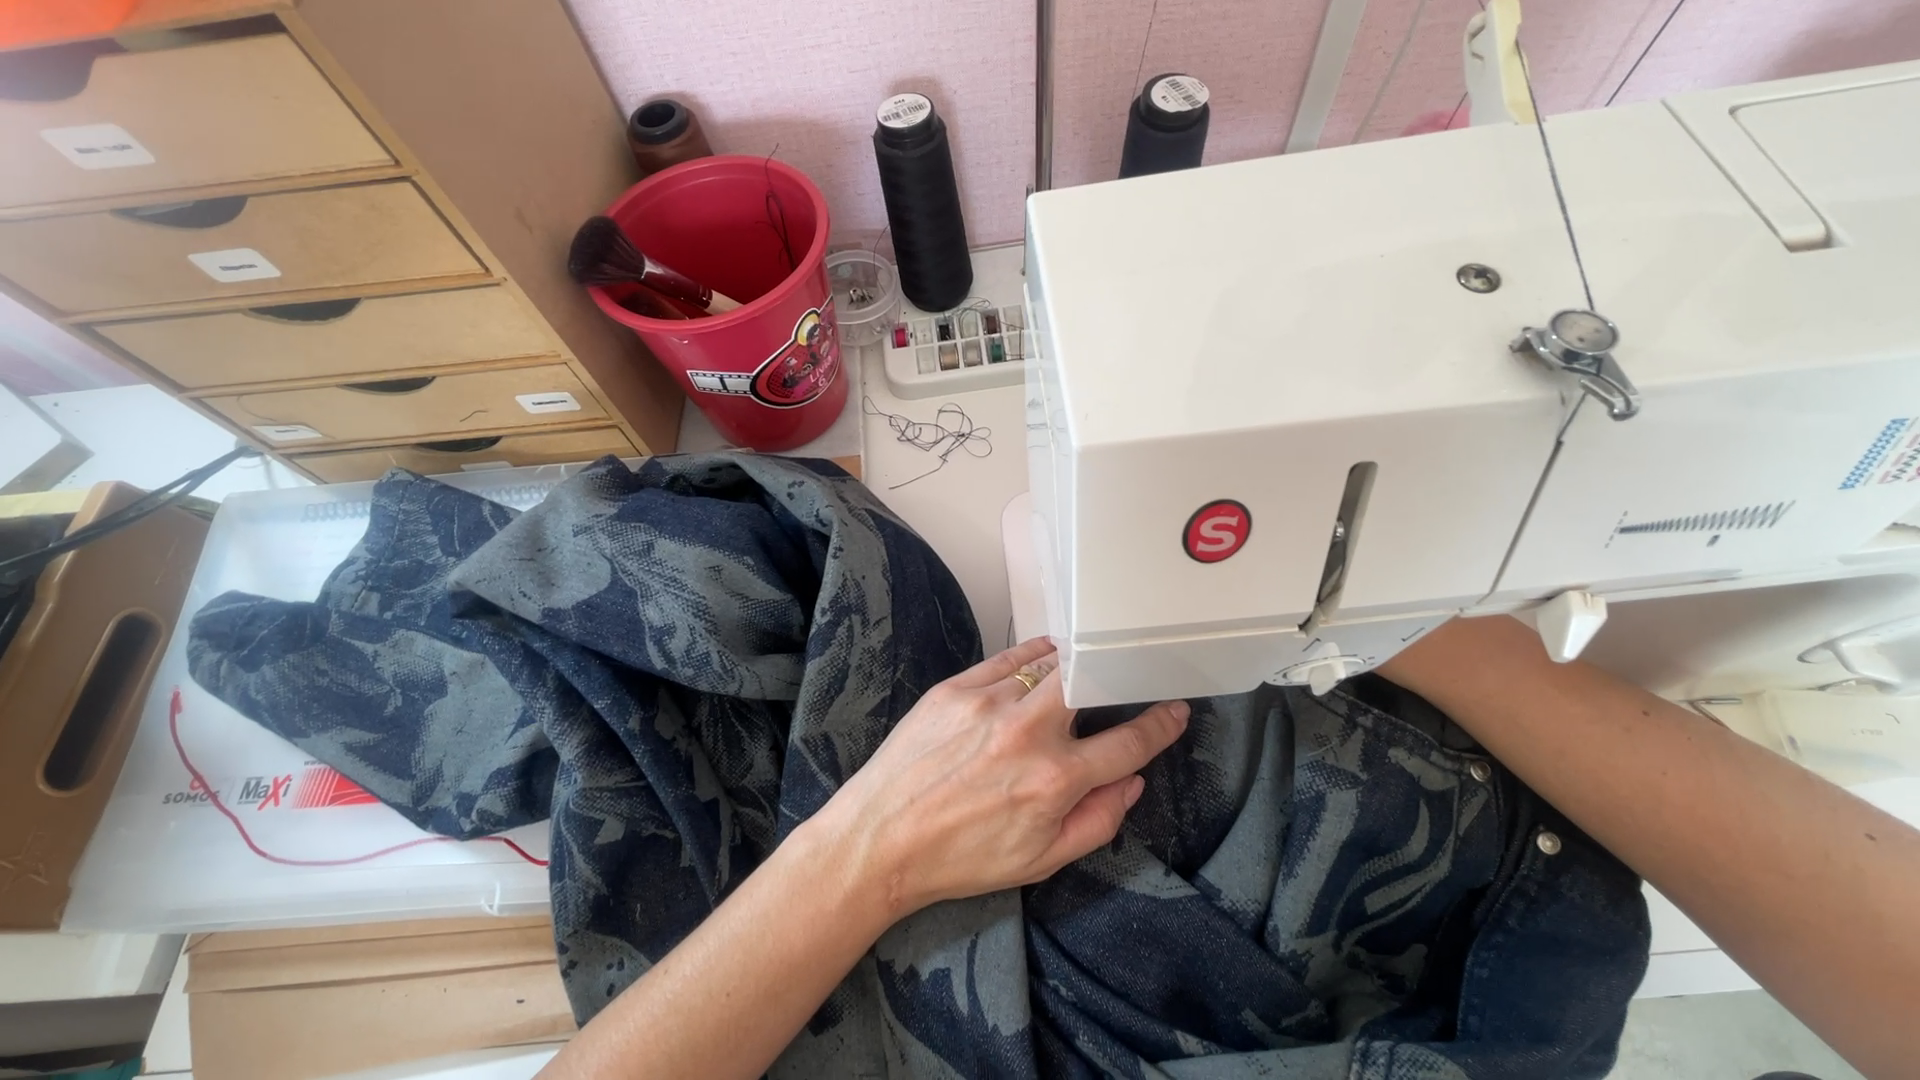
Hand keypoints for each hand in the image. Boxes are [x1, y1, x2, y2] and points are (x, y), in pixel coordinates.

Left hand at [806, 638, 1189, 917]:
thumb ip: (1098, 820)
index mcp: (1055, 780)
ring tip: (1086, 667)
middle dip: (1118, 676)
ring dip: (1076, 664)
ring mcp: (988, 704)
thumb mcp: (1042, 860)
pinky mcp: (956, 688)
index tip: (1174, 709)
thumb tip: (1132, 781)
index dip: (1159, 724)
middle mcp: (1027, 733)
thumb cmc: (963, 858)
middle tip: (1127, 675)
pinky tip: (1046, 657)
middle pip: (1091, 683)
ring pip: (1051, 663)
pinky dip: (1035, 654)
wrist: (880, 840)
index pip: (1127, 743)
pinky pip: (1008, 658)